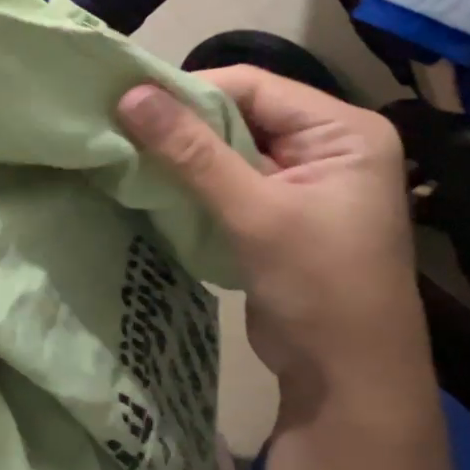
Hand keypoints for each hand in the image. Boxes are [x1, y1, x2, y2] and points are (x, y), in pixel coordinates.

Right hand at [117, 66, 417, 389]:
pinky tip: (151, 179)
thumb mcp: (253, 213)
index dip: (190, 90)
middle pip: (238, 109)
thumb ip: (191, 150)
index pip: (251, 85)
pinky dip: (190, 175)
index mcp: (344, 131)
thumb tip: (129, 92)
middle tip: (120, 124)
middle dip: (181, 121)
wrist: (349, 383)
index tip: (129, 102)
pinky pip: (226, 173)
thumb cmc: (319, 288)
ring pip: (226, 141)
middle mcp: (329, 143)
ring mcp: (305, 176)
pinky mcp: (280, 206)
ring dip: (181, 149)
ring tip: (126, 148)